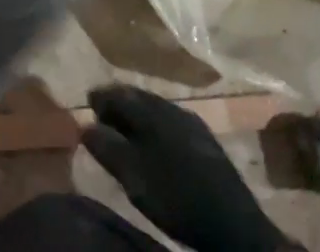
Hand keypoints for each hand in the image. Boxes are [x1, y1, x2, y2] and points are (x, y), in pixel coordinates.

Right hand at [82, 85, 299, 251]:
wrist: (235, 227)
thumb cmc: (176, 197)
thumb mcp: (132, 176)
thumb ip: (105, 147)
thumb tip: (84, 125)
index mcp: (152, 112)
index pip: (117, 92)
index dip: (99, 98)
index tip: (87, 106)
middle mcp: (173, 108)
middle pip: (137, 97)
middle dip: (118, 104)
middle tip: (102, 118)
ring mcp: (194, 123)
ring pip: (155, 109)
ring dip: (137, 116)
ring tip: (125, 132)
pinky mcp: (206, 141)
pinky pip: (171, 122)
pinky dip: (154, 126)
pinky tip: (154, 144)